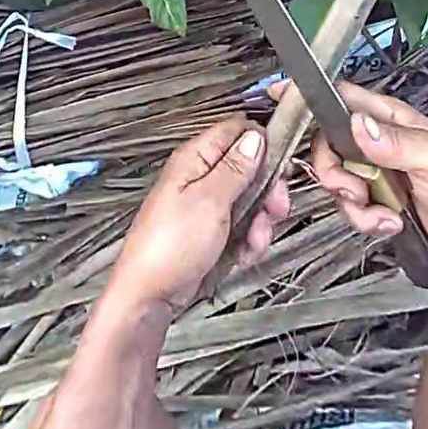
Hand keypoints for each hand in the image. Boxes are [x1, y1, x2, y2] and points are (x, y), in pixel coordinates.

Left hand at [106, 116, 291, 312]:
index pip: (236, 130)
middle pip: (250, 167)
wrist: (149, 298)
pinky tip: (244, 252)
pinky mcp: (212, 230)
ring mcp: (207, 205)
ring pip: (251, 200)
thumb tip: (254, 137)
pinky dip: (249, 240)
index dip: (261, 143)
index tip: (278, 164)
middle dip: (267, 190)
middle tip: (273, 206)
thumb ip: (236, 167)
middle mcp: (201, 177)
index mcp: (196, 159)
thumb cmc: (169, 246)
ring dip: (260, 221)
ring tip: (254, 238)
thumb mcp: (210, 200)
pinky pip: (243, 226)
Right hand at [266, 80, 427, 252]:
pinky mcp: (369, 195)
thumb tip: (358, 124)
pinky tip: (388, 223)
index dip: (309, 95)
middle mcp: (372, 138)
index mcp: (386, 117)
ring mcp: (369, 168)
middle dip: (333, 174)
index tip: (280, 94)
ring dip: (353, 205)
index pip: (340, 95)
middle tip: (355, 191)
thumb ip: (396, 142)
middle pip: (325, 146)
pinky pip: (347, 206)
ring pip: (333, 181)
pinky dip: (363, 220)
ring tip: (383, 213)